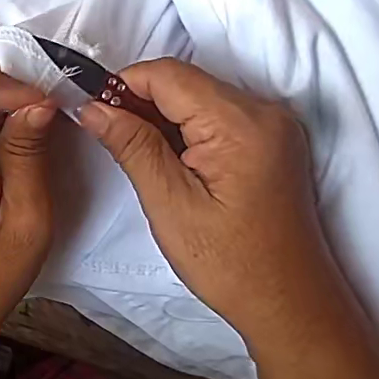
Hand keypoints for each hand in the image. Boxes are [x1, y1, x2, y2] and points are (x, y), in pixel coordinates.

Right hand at [78, 58, 347, 343]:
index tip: (89, 110)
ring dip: (158, 114)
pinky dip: (182, 126)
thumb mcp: (169, 204)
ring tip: (131, 149)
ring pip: (197, 95)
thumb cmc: (229, 263)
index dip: (121, 84)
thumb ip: (132, 146)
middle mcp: (264, 111)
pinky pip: (215, 114)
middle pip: (184, 81)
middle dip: (137, 99)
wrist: (289, 304)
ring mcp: (272, 124)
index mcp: (241, 124)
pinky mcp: (270, 140)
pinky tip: (164, 156)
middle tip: (104, 133)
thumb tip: (93, 107)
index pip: (168, 75)